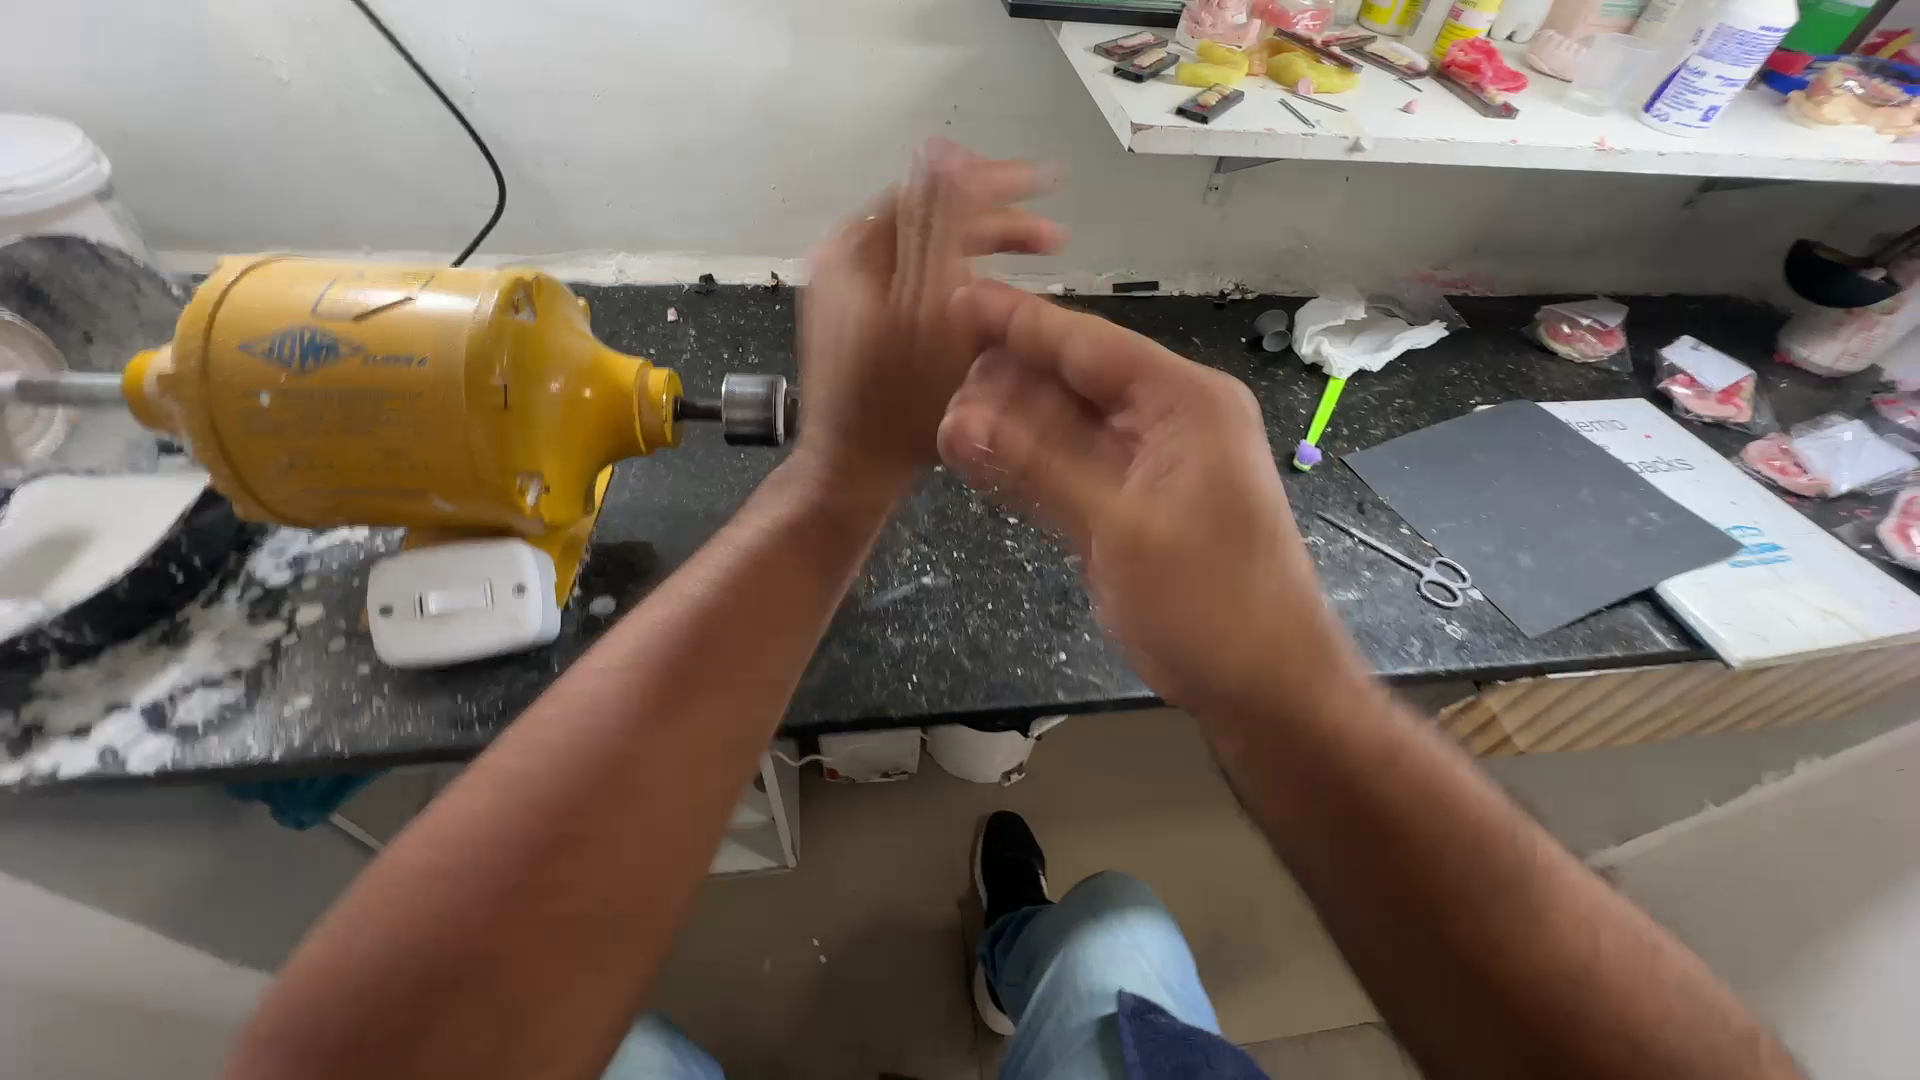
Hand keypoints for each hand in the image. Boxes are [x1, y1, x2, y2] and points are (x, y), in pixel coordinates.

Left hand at [792, 140, 1062, 500]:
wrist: (853, 470)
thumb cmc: (898, 402)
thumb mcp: (928, 310)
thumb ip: (938, 225)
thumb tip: (945, 147)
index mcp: (856, 249)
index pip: (929, 190)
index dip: (993, 182)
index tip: (1049, 182)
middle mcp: (846, 260)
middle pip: (929, 218)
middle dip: (995, 220)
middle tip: (1053, 235)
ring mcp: (850, 292)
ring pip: (927, 251)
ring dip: (982, 249)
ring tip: (1037, 258)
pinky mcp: (861, 322)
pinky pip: (917, 281)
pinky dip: (957, 279)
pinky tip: (991, 292)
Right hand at [937, 283, 1368, 718]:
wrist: (1261, 683)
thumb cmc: (1211, 603)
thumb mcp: (1122, 530)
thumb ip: (1038, 469)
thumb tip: (959, 420)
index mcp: (1183, 404)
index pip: (1089, 345)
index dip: (1020, 322)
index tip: (957, 301)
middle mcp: (1164, 422)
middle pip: (1072, 381)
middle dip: (1007, 380)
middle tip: (942, 388)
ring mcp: (1143, 467)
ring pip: (1063, 427)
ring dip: (1008, 426)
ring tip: (946, 425)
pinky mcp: (1124, 508)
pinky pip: (1065, 471)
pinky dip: (1024, 467)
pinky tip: (978, 458)